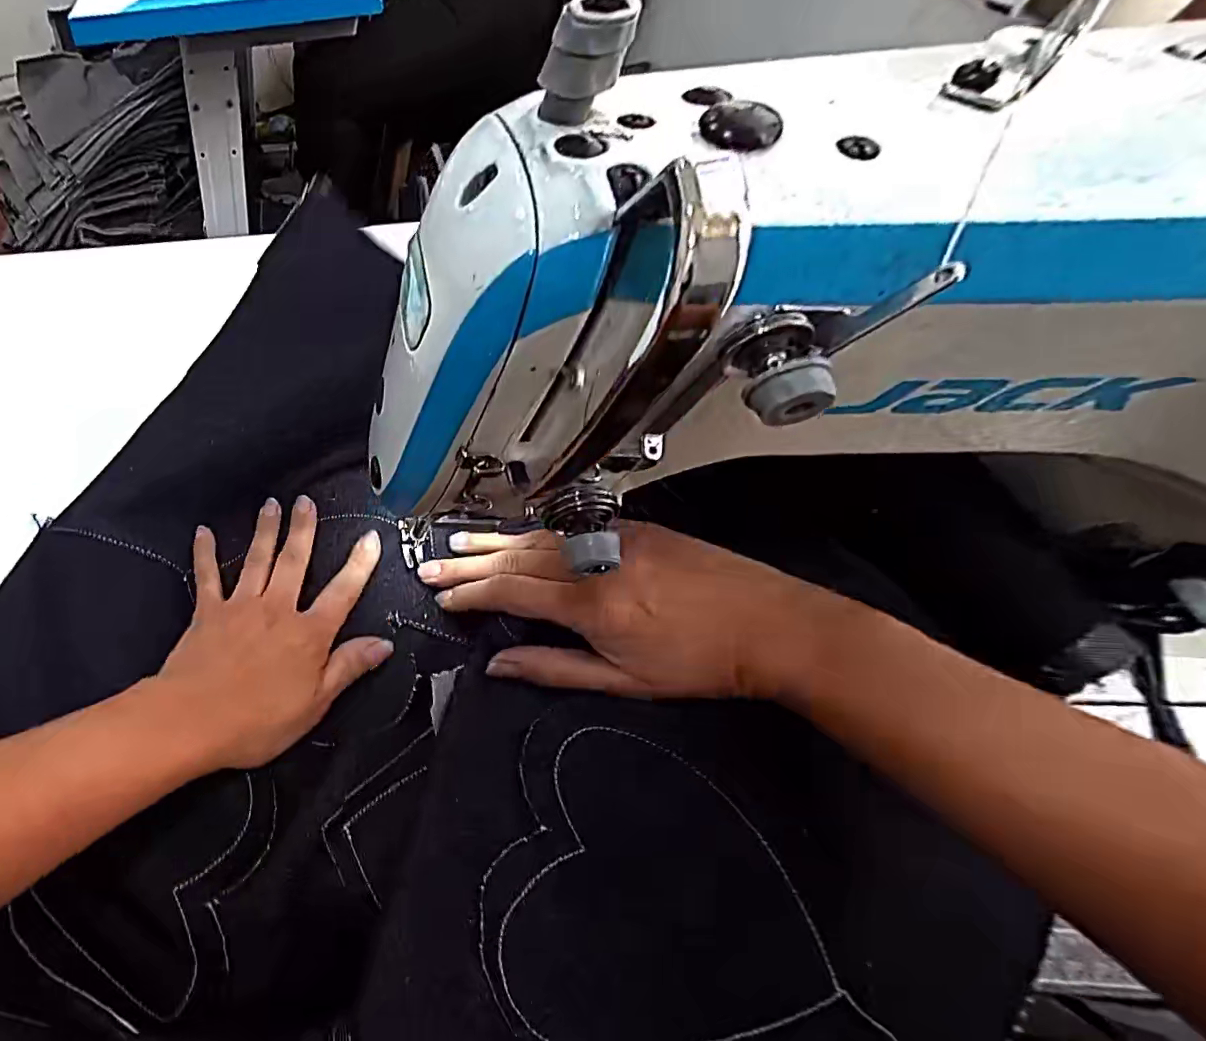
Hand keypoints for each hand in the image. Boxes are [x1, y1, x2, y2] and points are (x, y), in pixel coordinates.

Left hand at [138, 496, 392, 770]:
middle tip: (307, 503)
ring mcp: (240, 607)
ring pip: (257, 559)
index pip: (343, 592)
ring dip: (266, 530)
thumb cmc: (255, 721)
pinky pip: (208, 576)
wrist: (192, 720)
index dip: (360, 564)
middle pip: (295, 561)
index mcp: (307, 634)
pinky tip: (204, 533)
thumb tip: (381, 645)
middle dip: (304, 529)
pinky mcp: (207, 614)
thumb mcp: (316, 703)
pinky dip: (206, 553)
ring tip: (271, 505)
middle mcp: (276, 611)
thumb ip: (349, 667)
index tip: (370, 539)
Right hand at [421, 521, 857, 702]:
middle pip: (516, 557)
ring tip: (460, 545)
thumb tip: (500, 666)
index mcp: (590, 603)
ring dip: (495, 542)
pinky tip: (517, 536)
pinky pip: (567, 528)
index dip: (471, 594)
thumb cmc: (702, 663)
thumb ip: (555, 669)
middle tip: (431, 566)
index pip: (511, 590)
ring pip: (539, 537)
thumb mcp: (626, 680)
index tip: (443, 597)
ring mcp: (614, 537)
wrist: (773, 624)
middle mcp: (594, 559)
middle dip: (468, 564)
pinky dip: (533, 533)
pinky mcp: (632, 527)